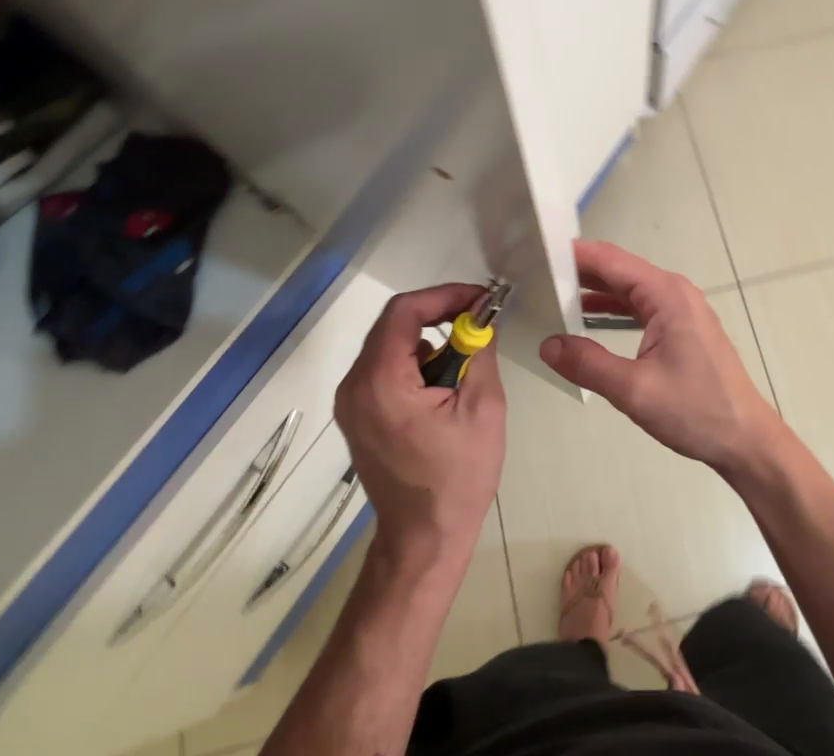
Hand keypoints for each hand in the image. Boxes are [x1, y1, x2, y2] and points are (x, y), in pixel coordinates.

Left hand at [335, 284, 505, 570]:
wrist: (424, 537)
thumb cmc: (458, 477)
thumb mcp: (483, 408)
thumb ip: (479, 352)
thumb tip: (482, 317)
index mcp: (380, 383)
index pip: (403, 312)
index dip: (444, 296)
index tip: (480, 300)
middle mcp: (354, 386)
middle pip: (393, 326)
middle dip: (439, 317)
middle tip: (480, 323)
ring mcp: (350, 403)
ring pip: (389, 347)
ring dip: (429, 342)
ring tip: (468, 359)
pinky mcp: (357, 416)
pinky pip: (384, 371)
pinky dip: (415, 365)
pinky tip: (444, 385)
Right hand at [539, 240, 786, 476]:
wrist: (745, 440)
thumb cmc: (697, 411)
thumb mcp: (635, 389)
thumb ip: (587, 364)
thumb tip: (548, 344)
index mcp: (667, 295)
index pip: (611, 260)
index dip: (573, 254)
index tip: (535, 252)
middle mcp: (675, 293)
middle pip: (619, 271)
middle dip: (578, 271)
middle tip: (533, 275)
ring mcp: (681, 311)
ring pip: (629, 291)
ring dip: (594, 292)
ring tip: (550, 295)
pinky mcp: (682, 331)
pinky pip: (640, 309)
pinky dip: (612, 311)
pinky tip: (585, 323)